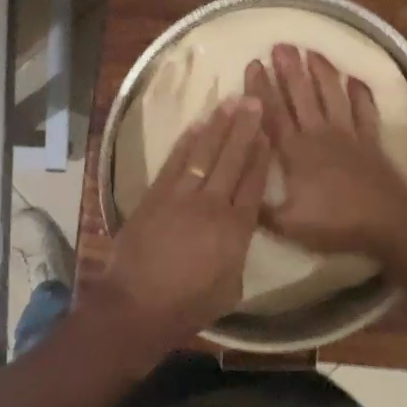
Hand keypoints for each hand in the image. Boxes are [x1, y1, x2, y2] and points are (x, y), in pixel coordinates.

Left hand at [88, 97, 271, 347]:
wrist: (138, 306)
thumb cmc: (188, 306)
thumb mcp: (231, 287)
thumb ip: (237, 254)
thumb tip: (236, 235)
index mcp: (236, 229)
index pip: (253, 183)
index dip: (261, 156)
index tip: (268, 131)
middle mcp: (211, 205)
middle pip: (232, 159)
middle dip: (245, 128)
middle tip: (254, 100)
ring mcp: (180, 197)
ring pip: (203, 153)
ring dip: (218, 126)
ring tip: (230, 102)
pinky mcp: (154, 196)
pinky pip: (174, 162)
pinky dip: (186, 142)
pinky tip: (197, 125)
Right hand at [245, 45, 406, 256]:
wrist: (388, 223)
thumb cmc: (335, 225)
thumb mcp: (288, 226)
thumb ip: (260, 210)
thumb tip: (234, 193)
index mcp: (295, 153)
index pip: (273, 114)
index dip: (261, 89)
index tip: (253, 64)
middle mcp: (320, 135)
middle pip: (301, 95)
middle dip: (289, 69)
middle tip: (280, 44)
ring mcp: (348, 135)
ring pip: (332, 95)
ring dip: (322, 71)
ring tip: (312, 51)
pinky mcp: (371, 141)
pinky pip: (365, 111)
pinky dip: (361, 94)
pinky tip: (355, 80)